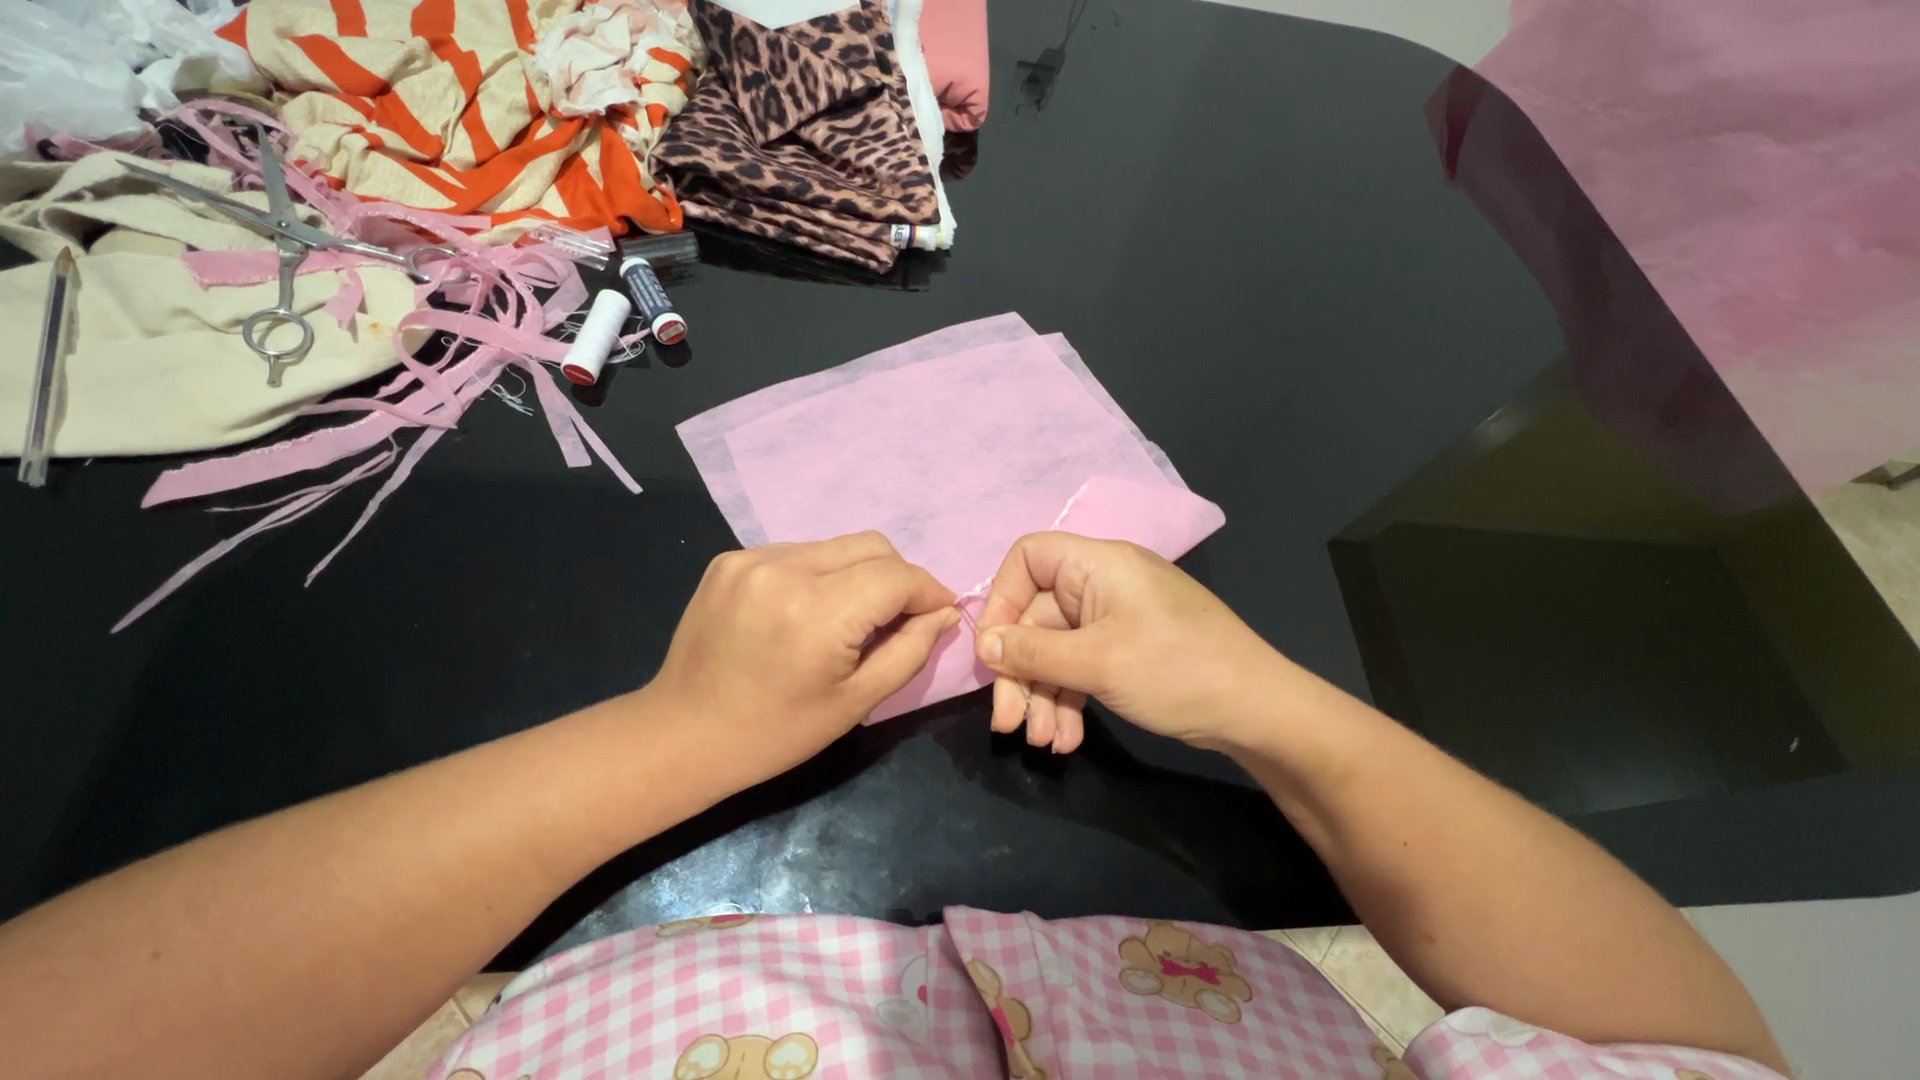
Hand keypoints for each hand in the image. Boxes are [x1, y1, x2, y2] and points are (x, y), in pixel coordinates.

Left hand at [645, 532, 958, 794]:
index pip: (897, 577)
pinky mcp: (729, 559)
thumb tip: (944, 613)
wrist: (683, 734)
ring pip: (836, 546)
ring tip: (849, 618)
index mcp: (818, 612)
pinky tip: (806, 612)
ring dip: (858, 574)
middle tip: (899, 619)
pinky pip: (798, 552)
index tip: (941, 612)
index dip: (928, 592)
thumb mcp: (856, 702)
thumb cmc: (776, 732)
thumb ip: (910, 651)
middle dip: (898, 578)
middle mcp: (784, 569)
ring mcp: (752, 559)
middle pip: (871, 547)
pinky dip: (819, 574)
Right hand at [971, 532, 1286, 753]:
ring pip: (1058, 650)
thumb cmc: (1177, 671)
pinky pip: (1082, 667)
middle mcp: (1103, 584)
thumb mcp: (1098, 663)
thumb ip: (1033, 653)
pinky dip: (1070, 700)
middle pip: (1037, 618)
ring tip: (1044, 742)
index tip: (993, 652)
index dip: (1002, 601)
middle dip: (1021, 673)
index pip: (1028, 559)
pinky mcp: (1129, 651)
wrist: (1258, 711)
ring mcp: (1117, 619)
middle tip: (1008, 723)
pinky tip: (1067, 739)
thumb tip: (983, 645)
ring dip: (1044, 696)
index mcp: (1098, 565)